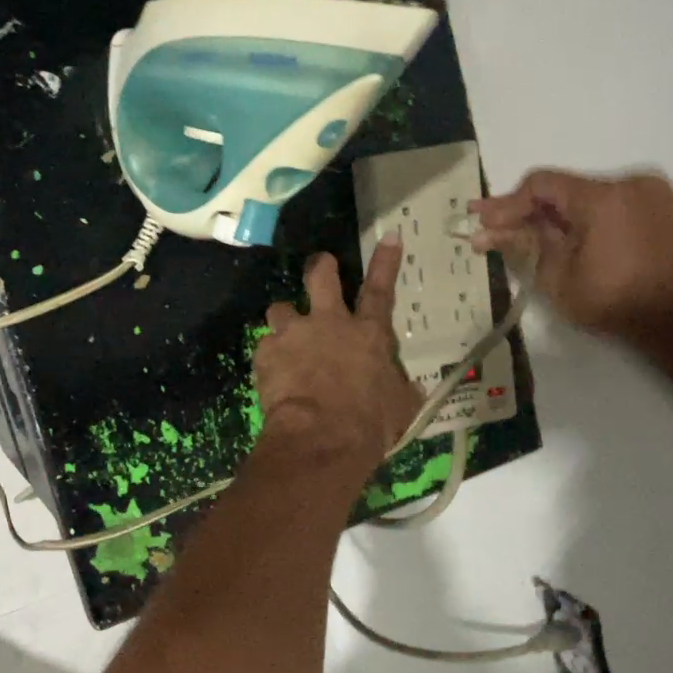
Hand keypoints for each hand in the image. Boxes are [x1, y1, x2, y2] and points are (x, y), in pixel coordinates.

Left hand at [252, 236, 422, 459]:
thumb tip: (408, 388)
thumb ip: (400, 388)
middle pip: (320, 278)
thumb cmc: (369, 423)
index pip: (380, 290)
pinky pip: (264, 346)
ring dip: (283, 318)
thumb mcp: (400, 406)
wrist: (320, 435)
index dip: (384, 262)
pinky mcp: (265, 352)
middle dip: (320, 267)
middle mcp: (329, 323)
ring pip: (280, 309)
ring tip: (284, 335)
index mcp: (369, 334)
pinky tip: (272, 373)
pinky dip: (269, 357)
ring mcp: (293, 334)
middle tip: (320, 265)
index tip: (388, 237)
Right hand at [470, 169, 672, 346]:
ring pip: (587, 198)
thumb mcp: (556, 275)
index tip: (479, 223)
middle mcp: (633, 183)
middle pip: (564, 189)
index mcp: (605, 195)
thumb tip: (481, 232)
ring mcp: (655, 196)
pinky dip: (584, 220)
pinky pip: (612, 207)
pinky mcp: (665, 212)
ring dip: (554, 217)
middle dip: (527, 211)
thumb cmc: (614, 301)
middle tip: (492, 228)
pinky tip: (562, 240)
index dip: (505, 204)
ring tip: (523, 237)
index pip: (541, 184)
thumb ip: (521, 243)